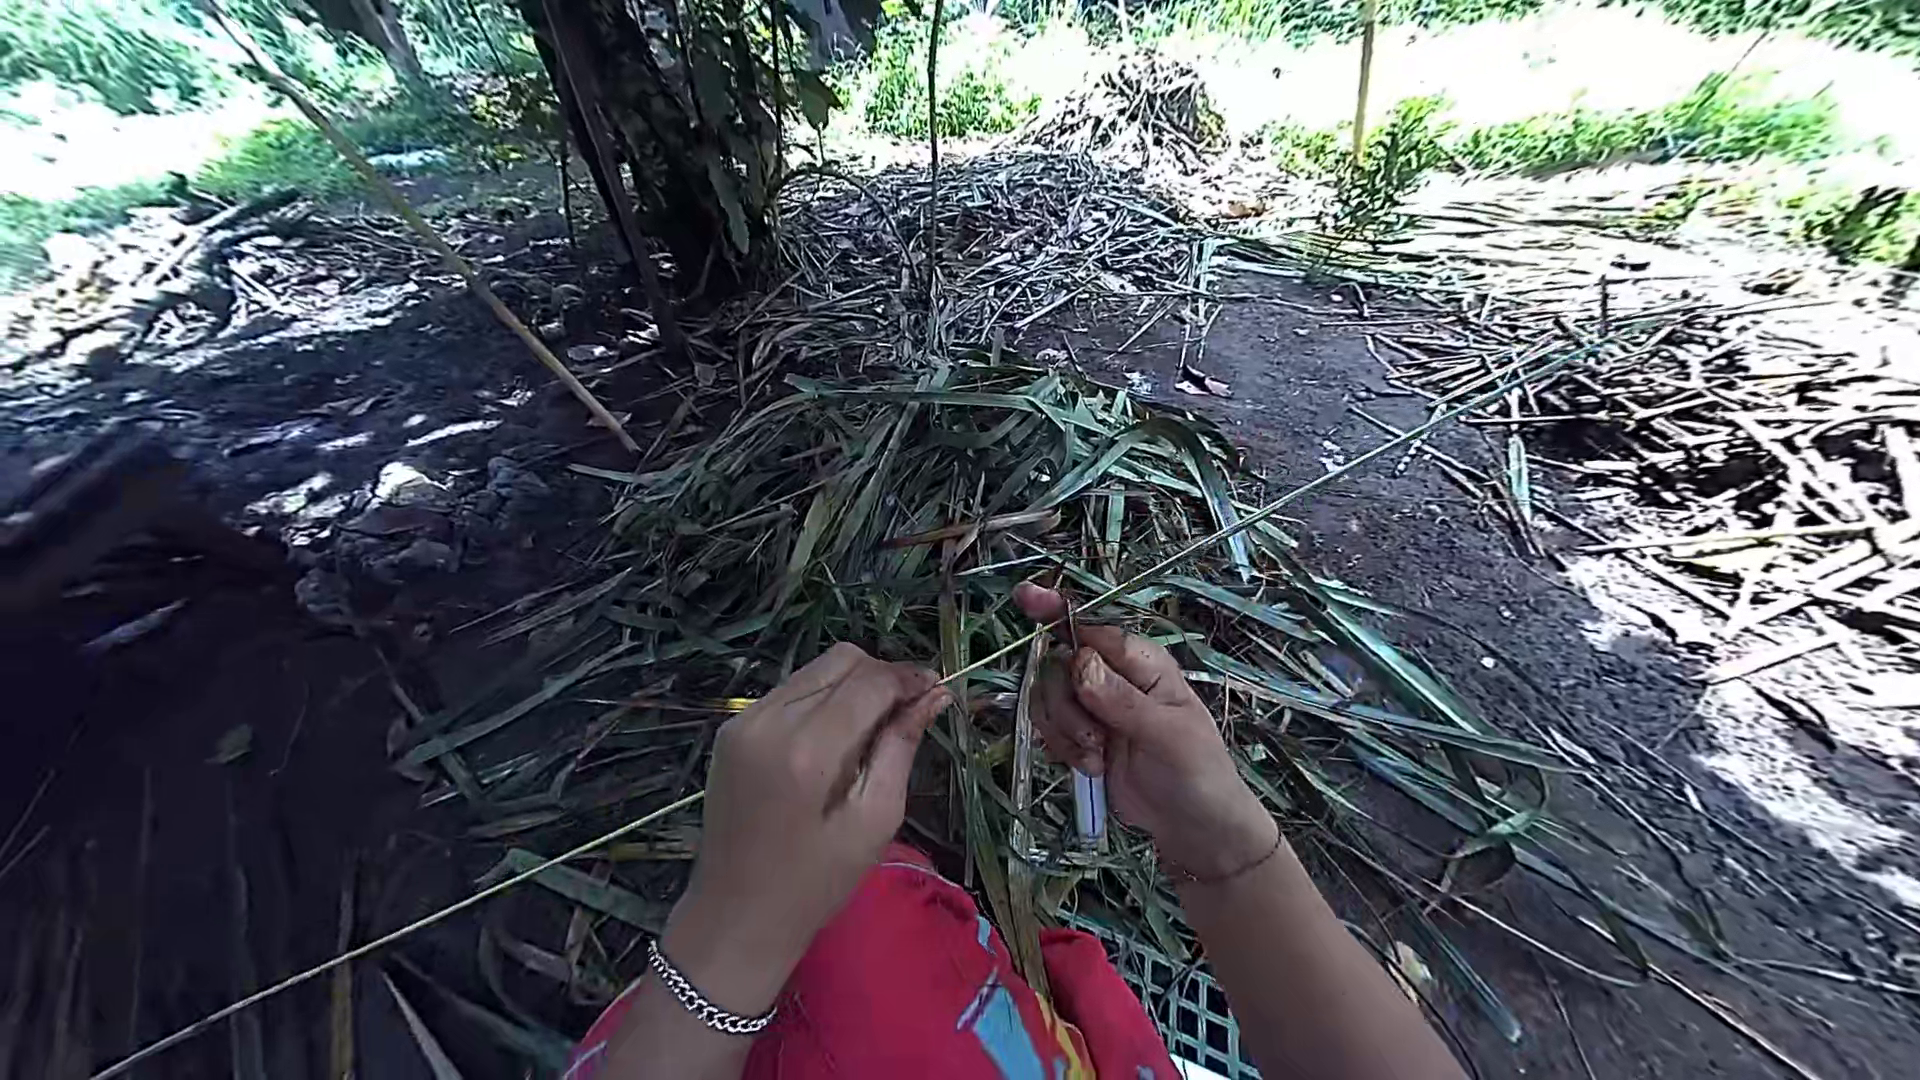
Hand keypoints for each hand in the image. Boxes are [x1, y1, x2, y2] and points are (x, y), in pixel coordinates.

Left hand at [661, 643, 948, 1012]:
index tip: (936, 688)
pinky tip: (837, 732)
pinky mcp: (732, 728)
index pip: (870, 681)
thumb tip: (935, 695)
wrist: (734, 918)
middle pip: (842, 659)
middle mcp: (771, 720)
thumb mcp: (875, 819)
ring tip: (877, 720)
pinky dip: (824, 696)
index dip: (908, 678)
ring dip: (854, 683)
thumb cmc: (815, 882)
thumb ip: (902, 746)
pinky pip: (792, 689)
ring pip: (816, 669)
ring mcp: (744, 720)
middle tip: (909, 707)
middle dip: (883, 674)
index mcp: (808, 750)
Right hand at [1014, 582, 1276, 879]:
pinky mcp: (1076, 731)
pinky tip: (1091, 767)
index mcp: (1140, 660)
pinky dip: (1060, 747)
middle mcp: (1111, 673)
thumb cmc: (1197, 773)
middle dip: (1066, 706)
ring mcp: (1091, 703)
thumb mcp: (1168, 736)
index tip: (1023, 598)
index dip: (1055, 611)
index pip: (1091, 627)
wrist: (1193, 830)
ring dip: (1064, 732)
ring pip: (1046, 695)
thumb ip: (1123, 700)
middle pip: (1058, 664)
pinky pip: (1045, 723)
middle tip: (1095, 739)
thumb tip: (1079, 662)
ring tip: (1098, 759)